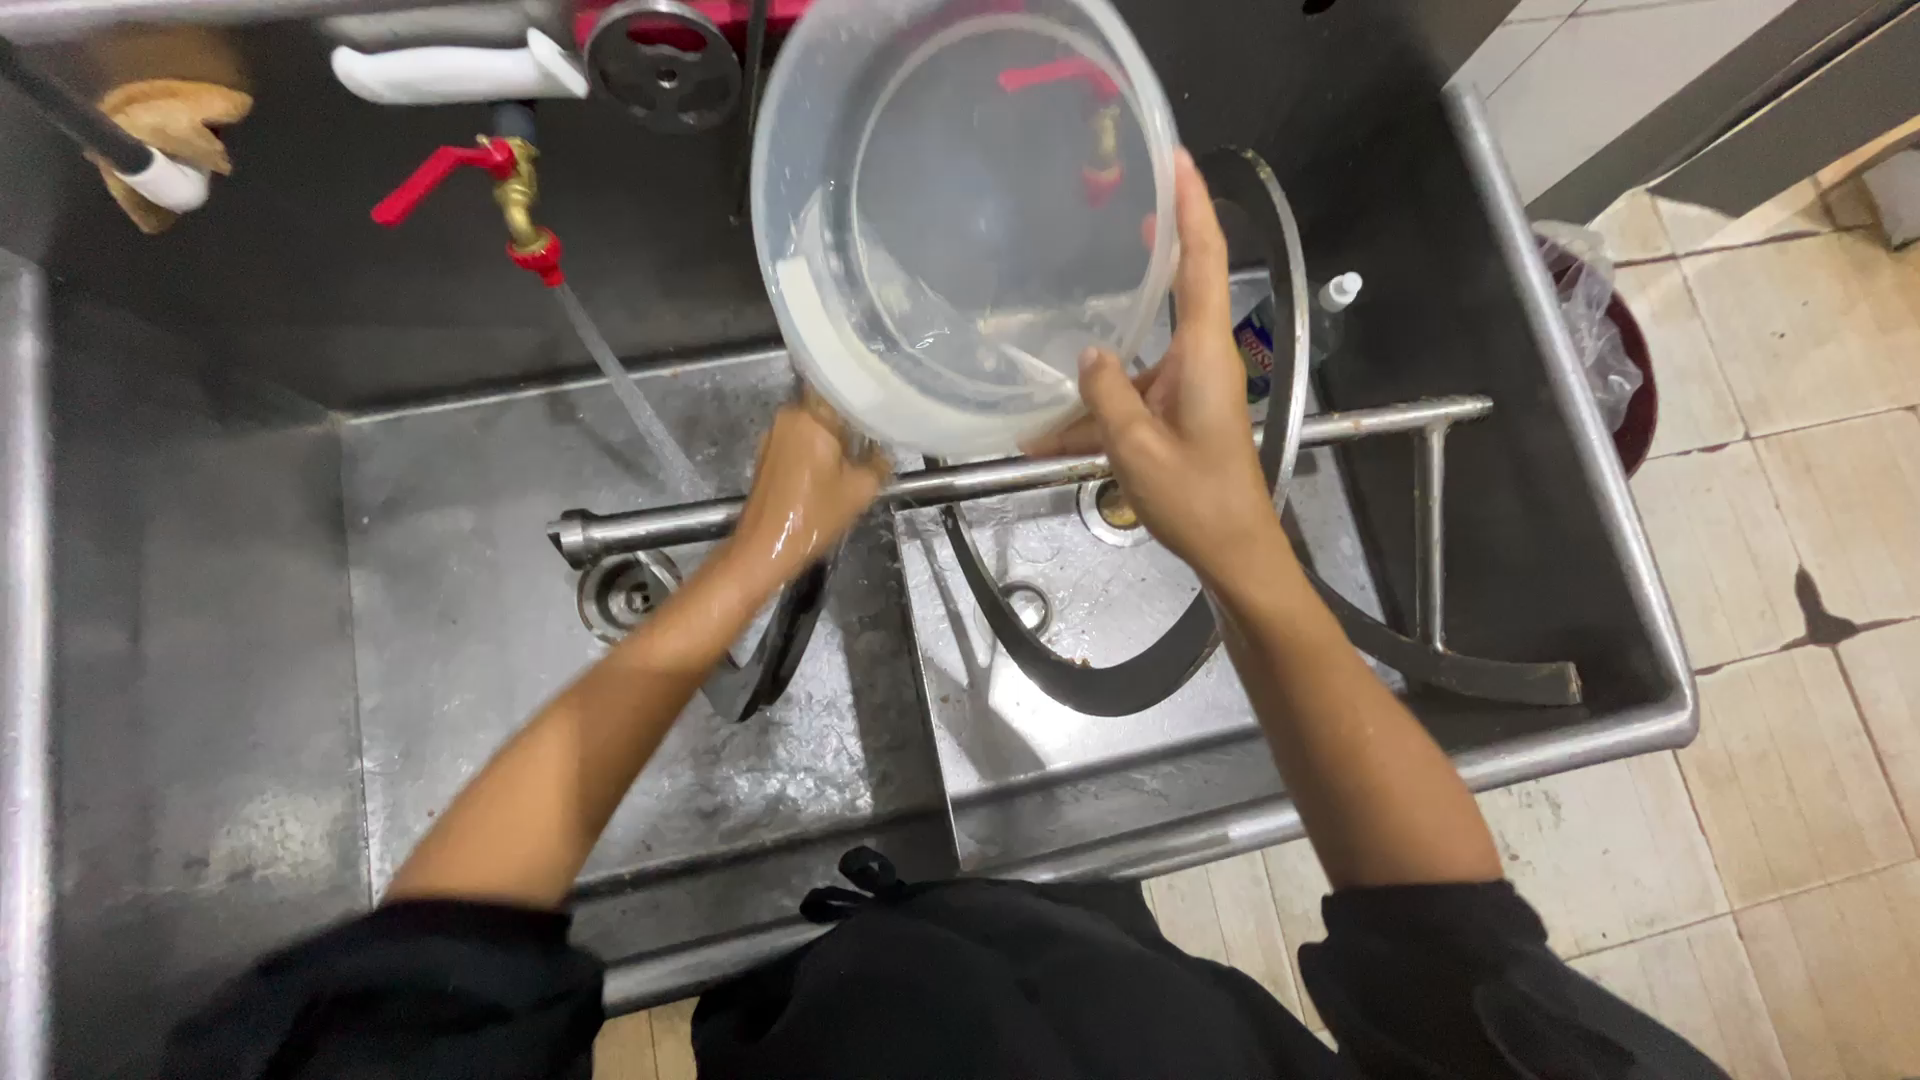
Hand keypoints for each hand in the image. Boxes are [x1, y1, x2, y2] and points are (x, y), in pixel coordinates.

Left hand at [723, 397, 890, 587]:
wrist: (766, 547)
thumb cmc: (814, 516)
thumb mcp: (860, 491)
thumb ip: (879, 462)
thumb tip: (885, 450)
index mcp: (811, 417)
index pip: (843, 389)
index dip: (865, 396)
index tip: (884, 406)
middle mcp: (788, 416)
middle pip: (828, 406)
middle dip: (851, 422)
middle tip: (874, 440)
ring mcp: (774, 435)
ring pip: (814, 424)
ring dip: (834, 438)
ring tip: (856, 458)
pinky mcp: (767, 453)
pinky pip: (800, 440)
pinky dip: (817, 449)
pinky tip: (831, 471)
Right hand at [1024, 148, 1284, 584]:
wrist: (1233, 552)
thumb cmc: (1195, 500)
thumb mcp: (1137, 449)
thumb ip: (1107, 394)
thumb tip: (1087, 353)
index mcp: (1203, 354)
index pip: (1202, 261)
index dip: (1191, 206)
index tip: (1174, 158)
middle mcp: (1200, 359)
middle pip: (1173, 292)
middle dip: (1146, 251)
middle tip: (1106, 214)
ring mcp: (1187, 389)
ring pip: (1133, 364)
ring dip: (1089, 380)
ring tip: (1035, 396)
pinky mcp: (1175, 416)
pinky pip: (1127, 403)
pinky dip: (1092, 418)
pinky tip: (1043, 442)